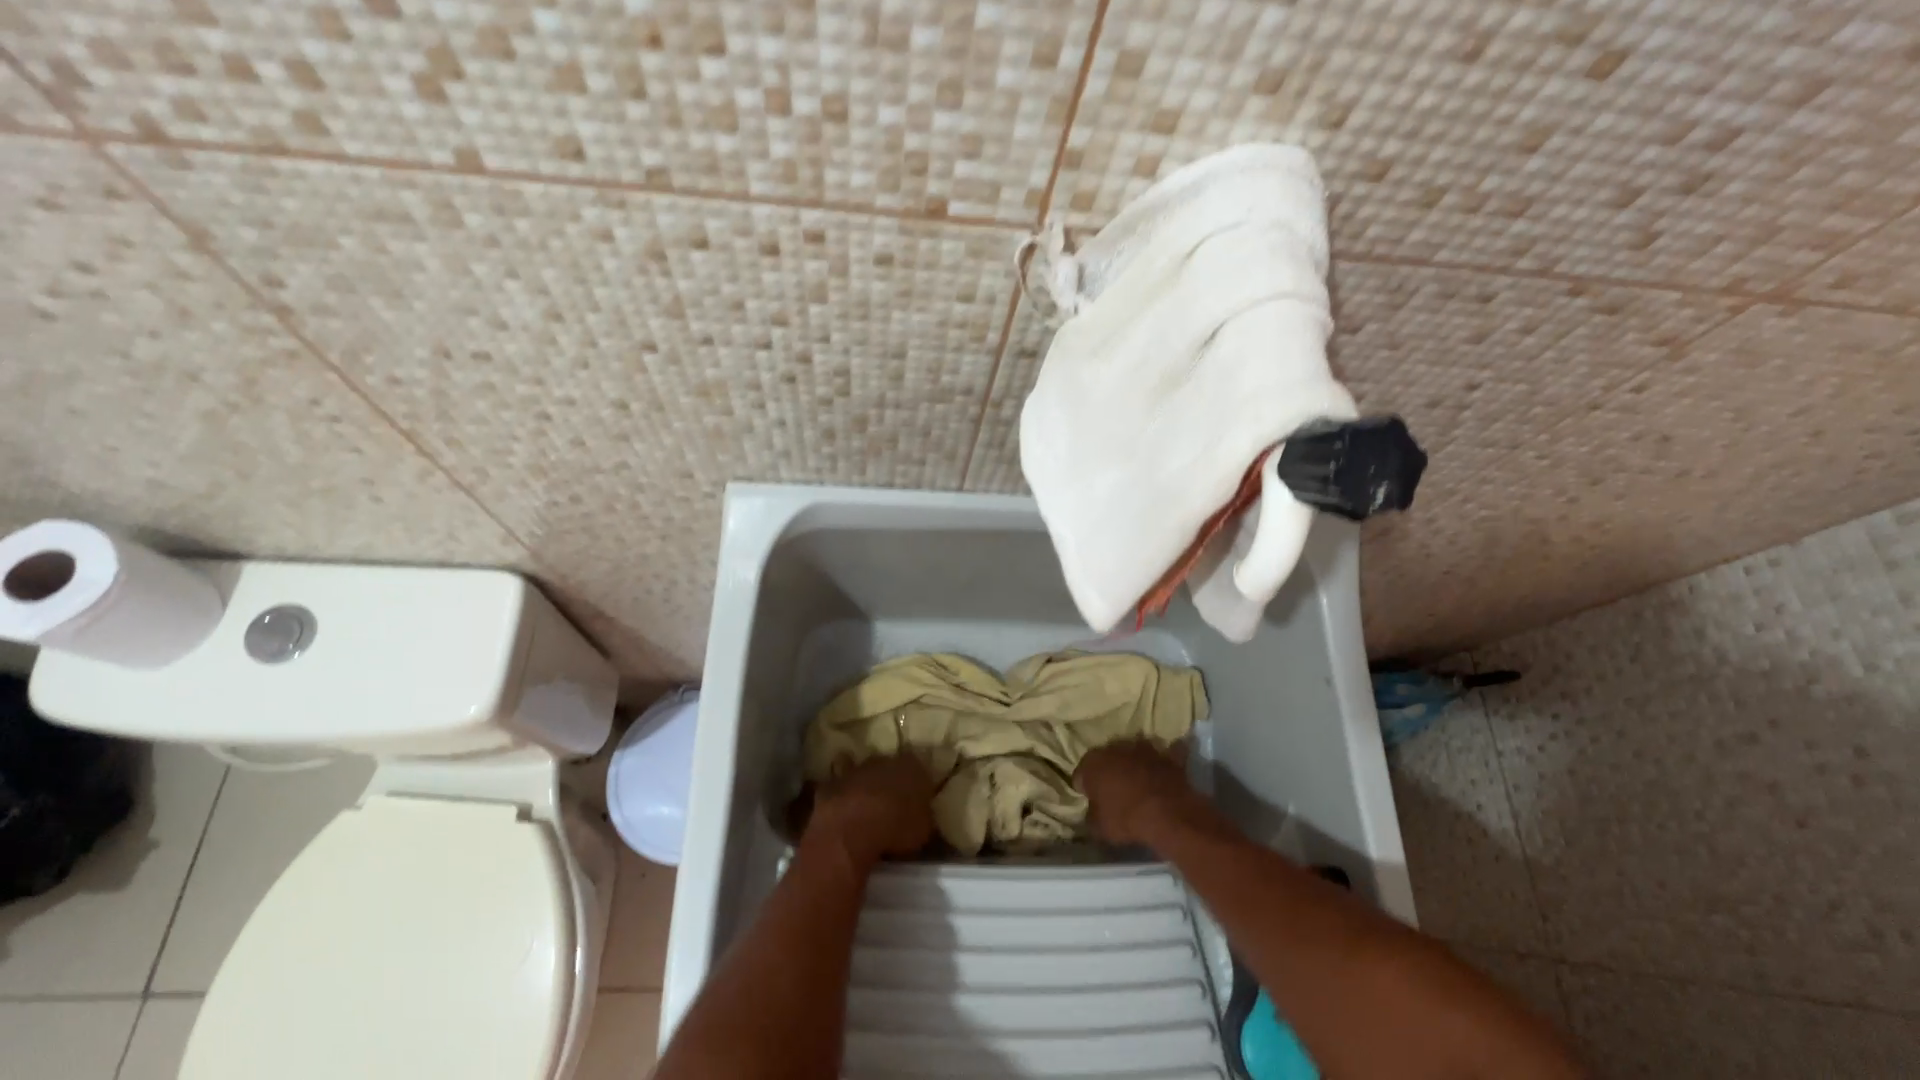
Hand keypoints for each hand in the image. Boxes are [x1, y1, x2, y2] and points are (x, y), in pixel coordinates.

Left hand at [807, 754, 934, 865]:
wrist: (851, 829)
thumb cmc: (896, 828)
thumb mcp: (923, 831)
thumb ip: (923, 818)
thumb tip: (921, 818)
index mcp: (913, 767)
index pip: (920, 769)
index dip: (918, 785)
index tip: (917, 801)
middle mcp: (885, 760)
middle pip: (891, 767)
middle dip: (891, 782)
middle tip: (893, 804)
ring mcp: (856, 768)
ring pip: (864, 772)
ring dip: (866, 785)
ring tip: (868, 807)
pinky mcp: (832, 782)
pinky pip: (840, 785)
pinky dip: (842, 793)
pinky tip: (845, 808)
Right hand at [1075, 740, 1199, 845]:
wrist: (1170, 815)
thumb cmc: (1127, 819)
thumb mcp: (1099, 827)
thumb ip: (1091, 815)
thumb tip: (1093, 811)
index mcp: (1092, 762)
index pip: (1081, 775)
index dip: (1085, 789)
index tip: (1091, 801)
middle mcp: (1115, 747)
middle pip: (1106, 760)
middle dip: (1108, 773)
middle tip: (1113, 793)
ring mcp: (1144, 748)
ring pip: (1132, 755)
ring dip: (1132, 766)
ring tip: (1138, 785)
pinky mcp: (1168, 755)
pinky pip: (1161, 758)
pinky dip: (1160, 765)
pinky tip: (1161, 776)